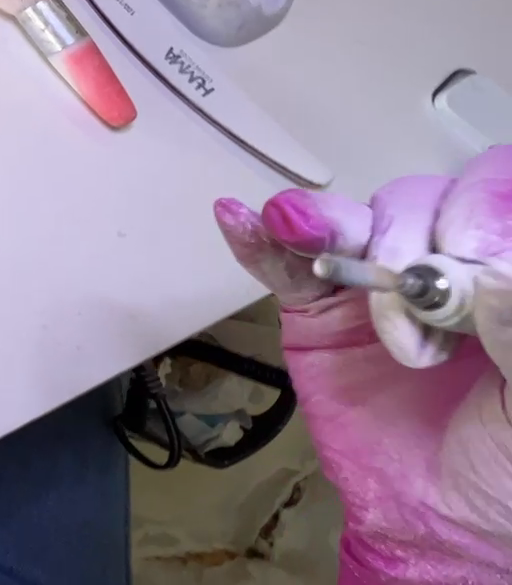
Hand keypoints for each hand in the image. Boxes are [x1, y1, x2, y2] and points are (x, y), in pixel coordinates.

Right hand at [212, 146, 511, 584]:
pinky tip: (236, 218)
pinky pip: (274, 262)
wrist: (438, 518)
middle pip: (411, 203)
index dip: (482, 207)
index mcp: (503, 282)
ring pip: (340, 221)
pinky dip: (252, 238)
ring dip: (326, 227)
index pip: (493, 203)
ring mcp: (366, 283)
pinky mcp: (308, 305)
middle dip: (407, 237)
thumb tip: (484, 280)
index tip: (474, 258)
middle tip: (416, 297)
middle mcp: (440, 267)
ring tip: (314, 247)